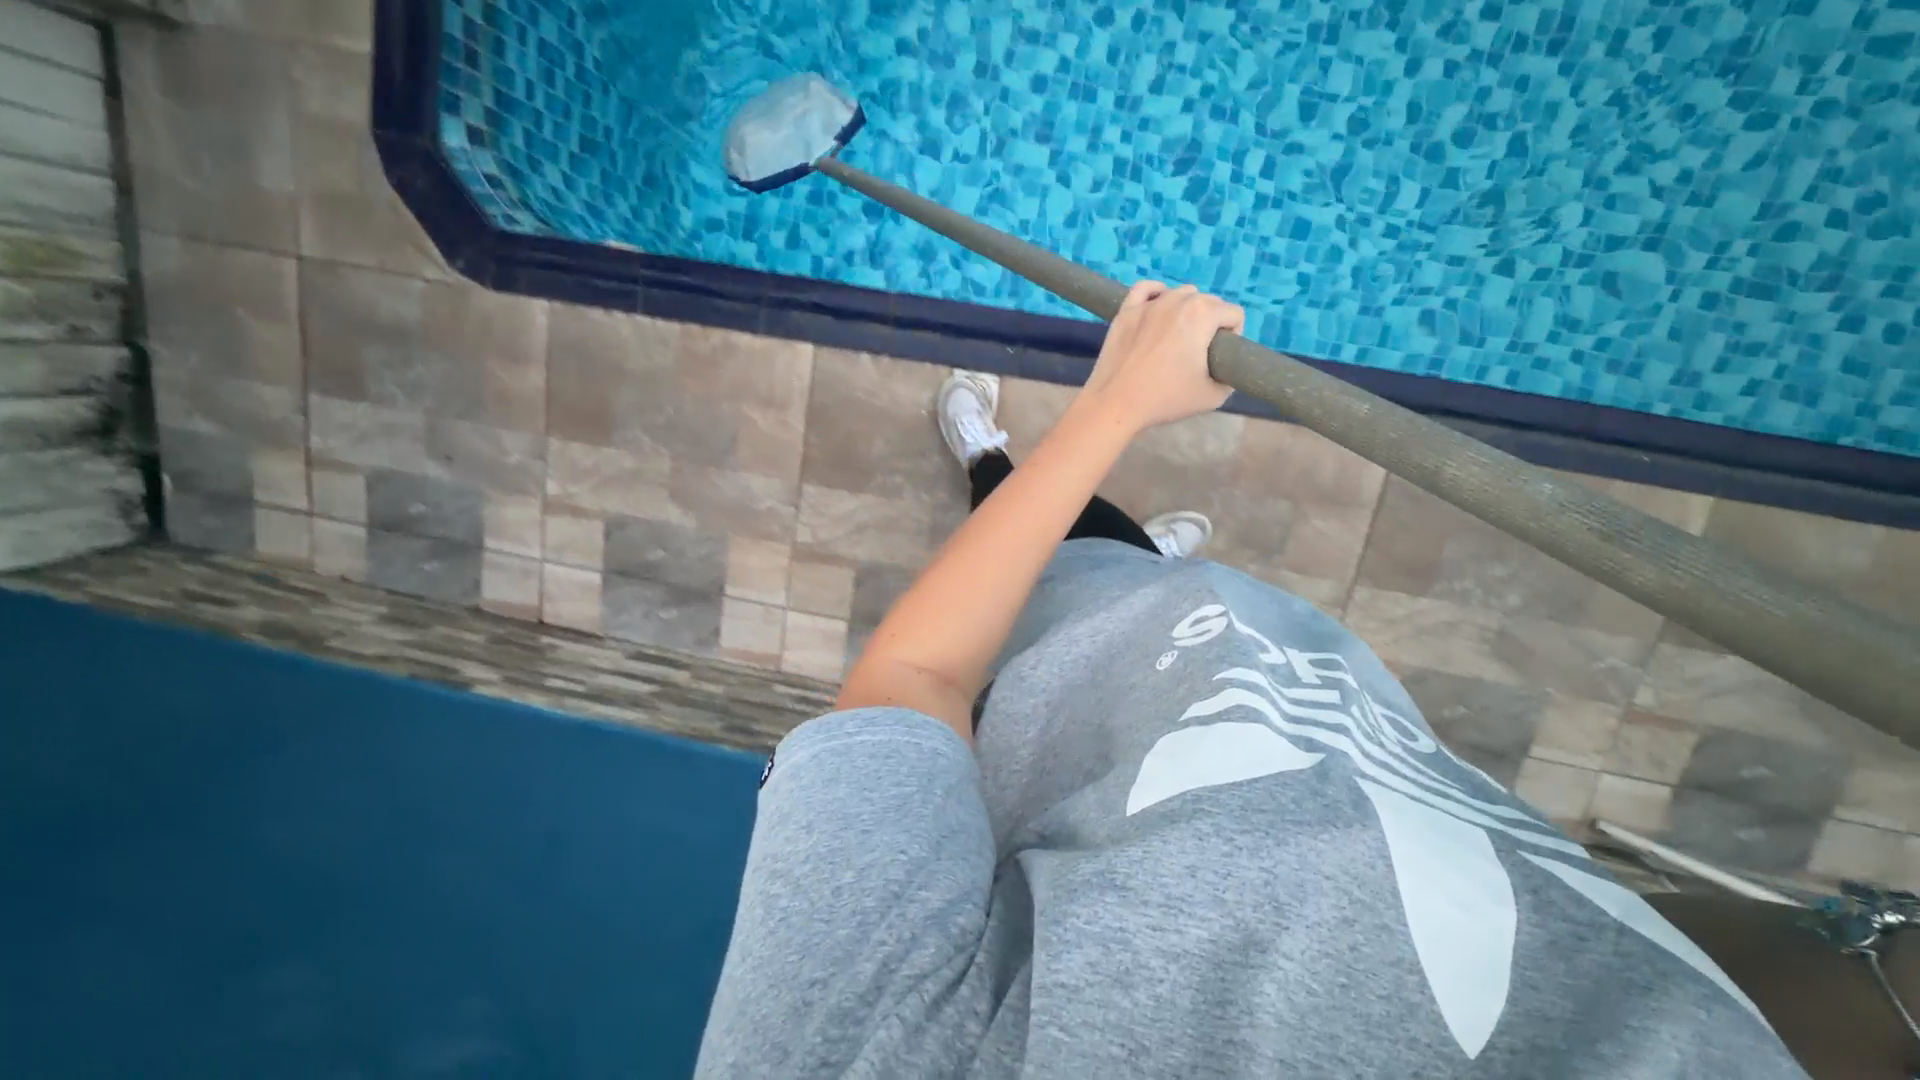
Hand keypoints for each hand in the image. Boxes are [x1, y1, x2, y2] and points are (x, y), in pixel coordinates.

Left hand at [1076, 281, 1244, 433]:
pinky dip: (1156, 293)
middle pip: (1209, 302)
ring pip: (1180, 294)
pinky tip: (1159, 308)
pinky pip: (1145, 289)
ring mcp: (1148, 303)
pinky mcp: (1125, 311)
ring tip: (1178, 337)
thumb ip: (1229, 377)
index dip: (1234, 336)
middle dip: (1211, 323)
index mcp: (1202, 315)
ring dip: (1187, 310)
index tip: (1219, 357)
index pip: (1234, 314)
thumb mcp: (1213, 396)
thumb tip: (1226, 370)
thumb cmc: (1165, 398)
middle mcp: (1177, 300)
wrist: (1116, 403)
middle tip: (1198, 353)